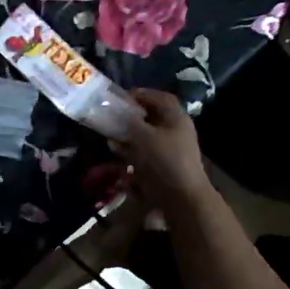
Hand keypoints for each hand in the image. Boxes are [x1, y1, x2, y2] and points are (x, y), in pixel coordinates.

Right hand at [111, 88, 211, 213]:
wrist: (180, 194)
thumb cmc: (165, 159)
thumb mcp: (145, 136)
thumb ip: (131, 123)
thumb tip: (118, 114)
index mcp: (176, 119)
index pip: (161, 98)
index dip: (143, 94)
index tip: (123, 96)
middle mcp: (174, 130)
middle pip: (152, 116)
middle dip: (132, 115)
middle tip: (113, 115)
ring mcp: (168, 148)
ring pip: (145, 134)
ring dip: (127, 133)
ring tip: (110, 133)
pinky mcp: (160, 163)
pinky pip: (143, 150)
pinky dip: (129, 148)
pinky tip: (116, 150)